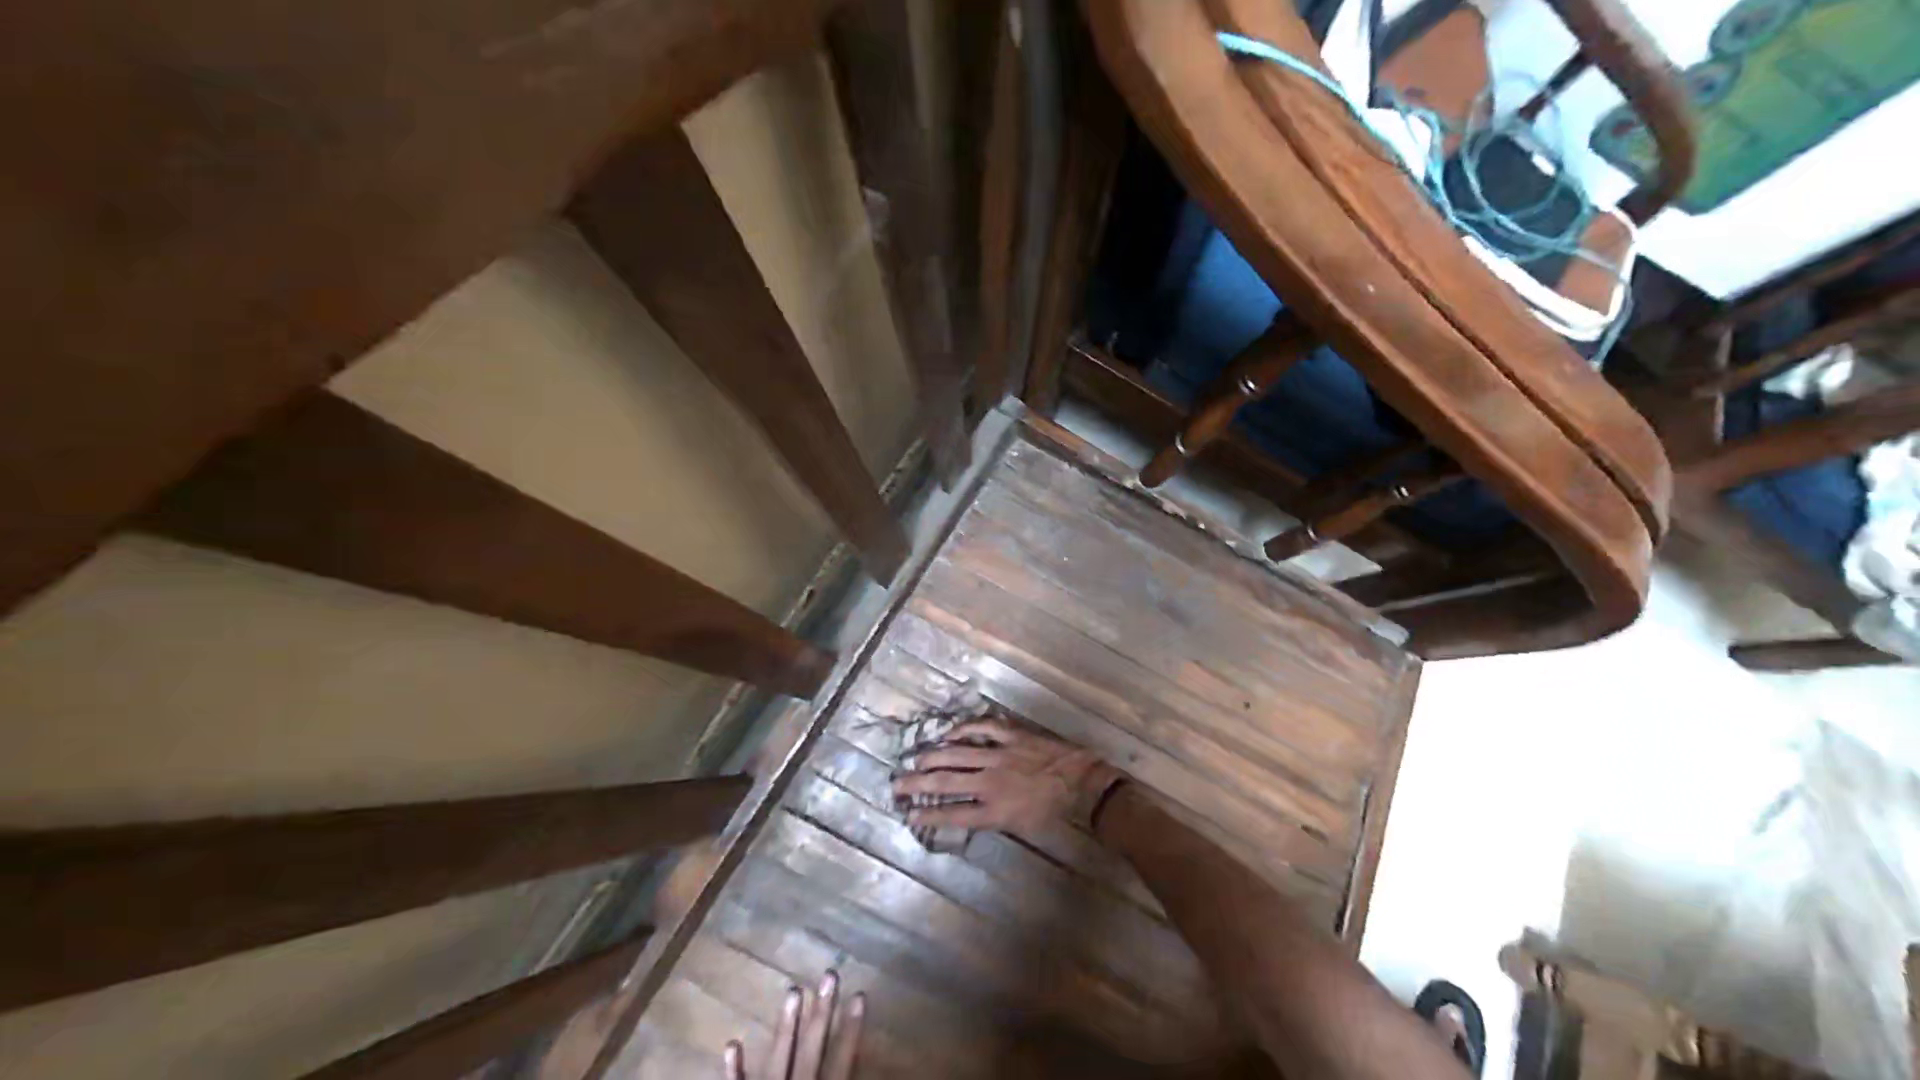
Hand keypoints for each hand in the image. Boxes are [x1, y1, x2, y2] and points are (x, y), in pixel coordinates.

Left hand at [724, 971, 863, 1079]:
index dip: (852, 1028)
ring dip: (786, 1026)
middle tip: (830, 974)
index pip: (841, 1060)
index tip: (859, 992)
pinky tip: (733, 1043)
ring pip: (779, 1058)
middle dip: (822, 1011)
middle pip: (812, 1049)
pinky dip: (735, 1068)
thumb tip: (872, 1067)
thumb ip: (845, 1076)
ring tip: (793, 990)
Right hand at [889, 719, 1124, 833]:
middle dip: (917, 784)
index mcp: (994, 810)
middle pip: (945, 783)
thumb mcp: (1020, 826)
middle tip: (897, 784)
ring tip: (914, 758)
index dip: (927, 815)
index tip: (908, 814)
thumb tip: (967, 811)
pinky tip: (948, 733)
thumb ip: (991, 818)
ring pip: (956, 754)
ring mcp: (999, 755)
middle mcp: (990, 782)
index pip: (952, 814)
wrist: (1082, 784)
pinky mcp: (1010, 735)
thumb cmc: (1052, 811)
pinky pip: (980, 728)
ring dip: (931, 756)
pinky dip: (962, 729)